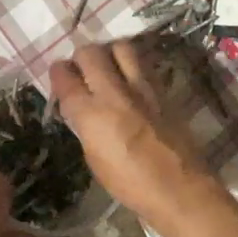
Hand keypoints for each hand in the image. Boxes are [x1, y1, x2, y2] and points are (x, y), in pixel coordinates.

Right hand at [49, 41, 218, 229]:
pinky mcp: (163, 90)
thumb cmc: (131, 184)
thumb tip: (82, 112)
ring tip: (109, 67)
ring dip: (109, 53)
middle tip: (83, 70)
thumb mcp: (95, 159)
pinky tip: (131, 79)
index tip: (59, 77)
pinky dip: (132, 64)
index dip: (58, 73)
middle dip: (81, 57)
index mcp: (91, 114)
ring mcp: (142, 88)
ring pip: (120, 47)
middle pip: (90, 52)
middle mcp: (114, 93)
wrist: (179, 188)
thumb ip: (86, 127)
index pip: (65, 77)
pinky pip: (143, 63)